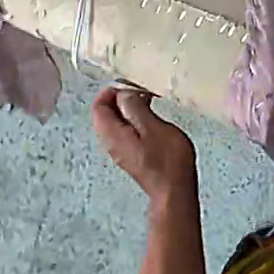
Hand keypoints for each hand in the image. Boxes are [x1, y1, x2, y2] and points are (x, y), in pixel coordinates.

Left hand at [92, 86, 196, 208]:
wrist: (174, 190)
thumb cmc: (167, 159)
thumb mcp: (152, 126)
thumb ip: (134, 107)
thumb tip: (123, 93)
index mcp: (112, 134)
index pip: (98, 107)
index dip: (110, 91)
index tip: (130, 83)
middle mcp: (111, 143)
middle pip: (105, 114)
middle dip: (120, 97)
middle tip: (141, 89)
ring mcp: (122, 150)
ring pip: (116, 122)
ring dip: (130, 108)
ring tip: (149, 99)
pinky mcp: (133, 155)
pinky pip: (126, 131)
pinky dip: (135, 119)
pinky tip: (152, 116)